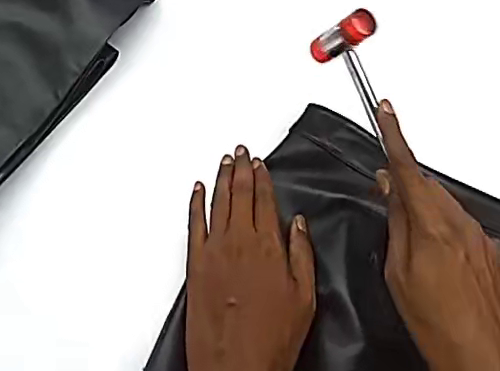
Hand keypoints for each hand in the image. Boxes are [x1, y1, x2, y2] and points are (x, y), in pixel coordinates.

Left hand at [187, 145, 315, 370]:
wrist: (235, 369)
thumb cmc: (271, 341)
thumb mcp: (304, 299)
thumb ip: (302, 255)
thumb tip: (299, 224)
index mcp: (268, 245)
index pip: (264, 199)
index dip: (262, 177)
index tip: (260, 163)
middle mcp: (240, 240)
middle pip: (241, 192)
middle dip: (242, 168)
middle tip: (241, 151)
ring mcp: (215, 249)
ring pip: (219, 200)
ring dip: (222, 177)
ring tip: (225, 161)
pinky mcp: (196, 262)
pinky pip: (195, 222)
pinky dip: (196, 201)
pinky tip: (198, 189)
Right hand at [376, 100, 499, 370]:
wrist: (488, 366)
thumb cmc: (441, 331)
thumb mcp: (398, 275)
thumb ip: (395, 222)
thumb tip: (390, 187)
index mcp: (433, 227)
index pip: (407, 166)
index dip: (394, 133)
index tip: (386, 109)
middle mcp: (461, 225)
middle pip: (425, 185)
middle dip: (406, 188)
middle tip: (388, 205)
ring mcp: (480, 238)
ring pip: (443, 203)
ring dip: (425, 212)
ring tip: (417, 253)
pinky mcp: (492, 252)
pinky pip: (461, 225)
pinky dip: (444, 230)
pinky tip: (440, 265)